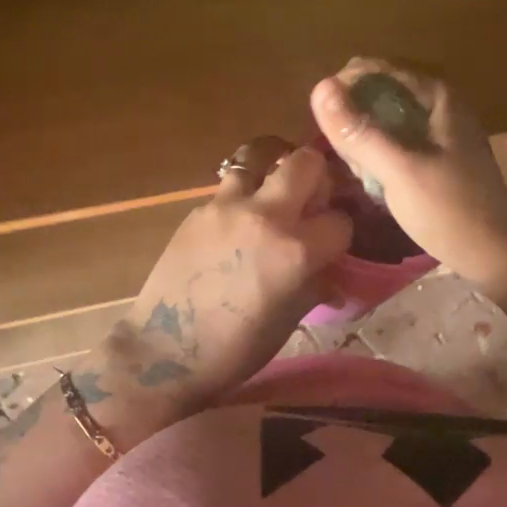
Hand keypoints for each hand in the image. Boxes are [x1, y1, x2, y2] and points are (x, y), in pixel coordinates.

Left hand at [114, 141, 351, 401]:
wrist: (165, 352)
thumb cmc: (236, 349)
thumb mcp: (289, 320)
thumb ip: (315, 284)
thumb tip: (331, 272)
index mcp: (296, 250)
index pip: (340, 220)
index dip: (342, 232)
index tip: (334, 244)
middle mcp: (265, 216)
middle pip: (305, 161)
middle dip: (318, 176)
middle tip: (312, 198)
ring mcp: (227, 207)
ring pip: (259, 155)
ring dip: (274, 167)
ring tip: (274, 189)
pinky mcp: (198, 210)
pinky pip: (229, 185)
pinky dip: (243, 193)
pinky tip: (240, 220)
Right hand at [310, 58, 506, 286]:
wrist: (496, 255)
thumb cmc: (450, 211)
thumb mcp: (398, 171)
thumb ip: (358, 131)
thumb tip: (319, 87)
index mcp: (437, 97)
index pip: (377, 69)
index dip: (344, 86)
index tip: (321, 120)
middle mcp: (440, 105)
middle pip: (381, 92)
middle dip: (352, 114)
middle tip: (336, 148)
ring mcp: (440, 132)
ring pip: (386, 118)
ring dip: (363, 136)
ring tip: (351, 166)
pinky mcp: (438, 157)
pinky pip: (396, 141)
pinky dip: (377, 152)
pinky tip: (367, 177)